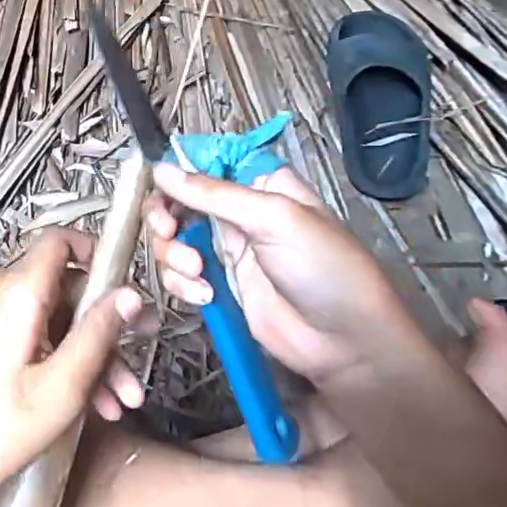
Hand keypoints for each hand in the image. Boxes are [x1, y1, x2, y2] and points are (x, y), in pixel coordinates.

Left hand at [0, 230, 148, 506]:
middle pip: (69, 287)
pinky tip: (96, 404)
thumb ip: (99, 334)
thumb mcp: (60, 386)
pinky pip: (41, 339)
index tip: (129, 284)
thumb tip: (131, 293)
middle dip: (109, 323)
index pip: (62, 240)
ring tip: (124, 399)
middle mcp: (5, 295)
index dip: (99, 253)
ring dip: (95, 354)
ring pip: (60, 319)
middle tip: (143, 348)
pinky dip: (69, 364)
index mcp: (19, 292)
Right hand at [145, 164, 414, 382]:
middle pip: (178, 198)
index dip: (178, 170)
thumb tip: (161, 169)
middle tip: (167, 231)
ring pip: (172, 236)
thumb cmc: (325, 270)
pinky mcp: (217, 282)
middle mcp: (238, 210)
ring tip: (196, 271)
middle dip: (165, 214)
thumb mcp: (274, 219)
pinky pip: (178, 273)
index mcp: (259, 183)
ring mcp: (226, 248)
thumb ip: (214, 194)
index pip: (205, 161)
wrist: (346, 345)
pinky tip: (204, 295)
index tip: (160, 183)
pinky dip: (181, 282)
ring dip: (172, 253)